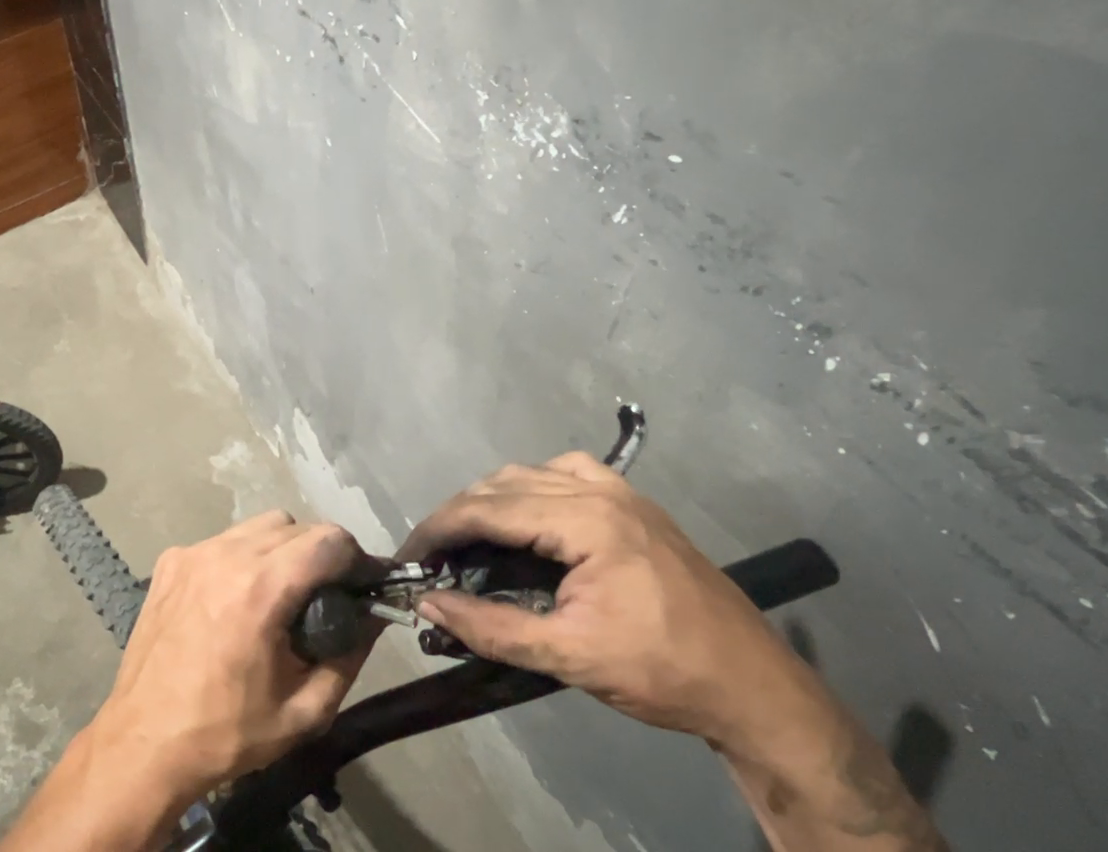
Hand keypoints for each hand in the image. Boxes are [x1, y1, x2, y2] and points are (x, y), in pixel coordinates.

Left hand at [86, 511, 365, 798]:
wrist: (144, 742)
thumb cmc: (227, 733)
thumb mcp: (305, 710)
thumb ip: (350, 656)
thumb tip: (377, 616)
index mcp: (260, 589)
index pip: (328, 539)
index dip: (356, 558)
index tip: (364, 585)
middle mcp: (224, 556)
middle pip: (293, 526)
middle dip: (321, 554)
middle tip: (328, 596)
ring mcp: (191, 554)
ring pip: (256, 528)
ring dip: (281, 551)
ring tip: (284, 596)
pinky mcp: (169, 562)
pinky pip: (221, 542)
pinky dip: (241, 559)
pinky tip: (238, 600)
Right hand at [402, 452, 815, 747]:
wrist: (755, 689)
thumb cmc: (662, 671)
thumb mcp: (568, 655)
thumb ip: (490, 627)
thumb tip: (427, 605)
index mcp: (586, 520)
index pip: (487, 508)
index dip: (437, 529)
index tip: (407, 557)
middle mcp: (601, 491)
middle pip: (503, 484)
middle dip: (458, 516)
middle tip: (433, 557)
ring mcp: (623, 494)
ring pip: (531, 474)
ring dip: (491, 500)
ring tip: (470, 540)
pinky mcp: (636, 507)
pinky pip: (567, 475)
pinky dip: (531, 489)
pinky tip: (527, 520)